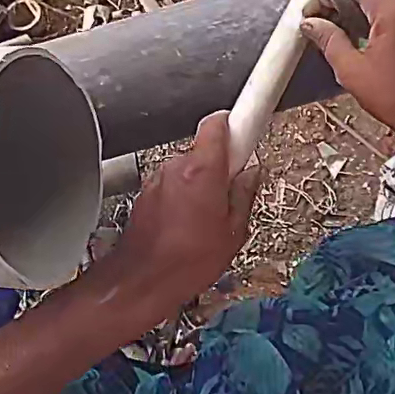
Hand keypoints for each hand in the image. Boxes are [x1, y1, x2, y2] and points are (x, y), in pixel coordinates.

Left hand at [100, 111, 260, 326]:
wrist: (142, 281)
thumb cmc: (186, 262)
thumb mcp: (233, 232)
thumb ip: (245, 195)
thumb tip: (251, 174)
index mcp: (203, 171)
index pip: (219, 123)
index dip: (237, 119)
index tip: (252, 113)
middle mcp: (177, 167)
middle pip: (207, 149)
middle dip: (222, 166)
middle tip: (231, 195)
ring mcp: (159, 177)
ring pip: (190, 168)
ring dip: (201, 184)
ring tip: (207, 219)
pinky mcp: (147, 190)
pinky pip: (174, 183)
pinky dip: (183, 196)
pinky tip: (187, 224)